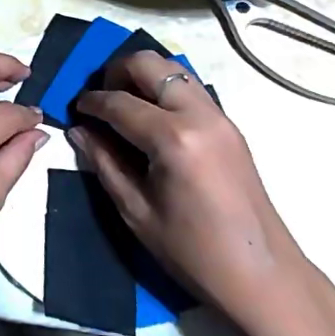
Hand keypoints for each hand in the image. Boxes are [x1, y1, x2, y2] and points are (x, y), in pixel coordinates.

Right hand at [70, 51, 315, 333]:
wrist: (260, 271)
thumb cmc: (192, 252)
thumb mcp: (137, 212)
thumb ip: (105, 163)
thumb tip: (78, 130)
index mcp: (173, 138)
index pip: (121, 103)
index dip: (91, 103)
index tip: (74, 108)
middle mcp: (198, 113)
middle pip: (150, 64)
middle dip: (117, 71)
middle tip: (99, 98)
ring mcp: (219, 114)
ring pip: (174, 68)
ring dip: (144, 74)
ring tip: (123, 102)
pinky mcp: (229, 123)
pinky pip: (191, 87)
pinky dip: (166, 87)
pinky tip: (152, 114)